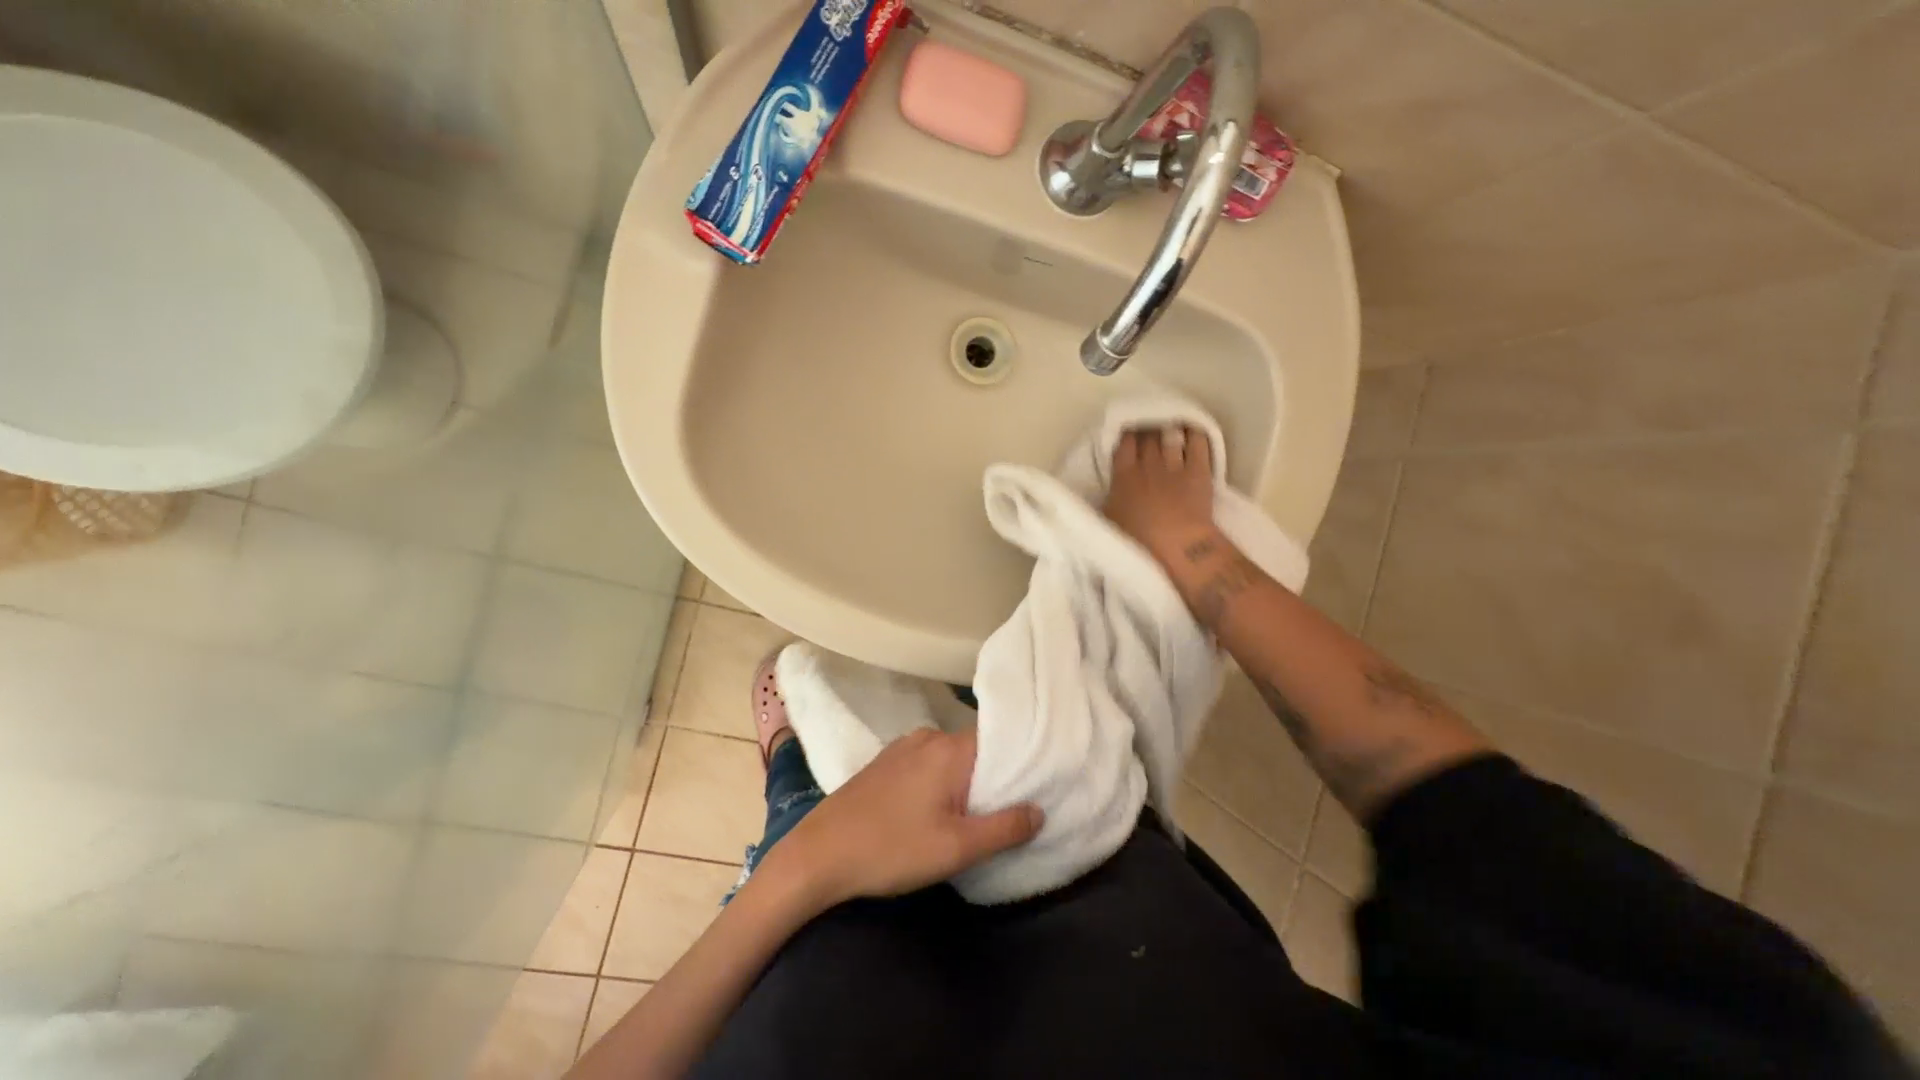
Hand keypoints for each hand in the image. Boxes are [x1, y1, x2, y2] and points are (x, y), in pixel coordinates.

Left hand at [761, 729, 1042, 909]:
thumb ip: (1005, 827)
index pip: (1002, 743)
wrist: (817, 857)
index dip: (1022, 766)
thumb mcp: (957, 848)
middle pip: (977, 752)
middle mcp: (927, 738)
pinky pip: (926, 768)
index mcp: (950, 748)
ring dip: (965, 786)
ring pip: (950, 762)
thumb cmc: (891, 849)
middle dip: (995, 780)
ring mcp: (901, 750)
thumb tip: (1039, 810)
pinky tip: (939, 813)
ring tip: (979, 818)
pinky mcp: (882, 766)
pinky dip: (940, 786)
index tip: (1039, 789)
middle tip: (1013, 813)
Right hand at [1104, 426, 1219, 566]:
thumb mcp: (1109, 522)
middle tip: (1149, 427)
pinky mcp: (1199, 470)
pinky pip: (1198, 443)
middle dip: (1147, 429)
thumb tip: (1100, 492)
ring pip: (1170, 436)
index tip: (1128, 433)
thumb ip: (1106, 501)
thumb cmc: (1139, 540)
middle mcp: (1148, 464)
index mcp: (1124, 476)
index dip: (1127, 435)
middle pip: (1147, 437)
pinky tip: (1193, 429)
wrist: (1177, 545)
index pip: (1124, 445)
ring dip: (1169, 429)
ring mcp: (1174, 465)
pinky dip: (1196, 433)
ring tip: (1169, 425)